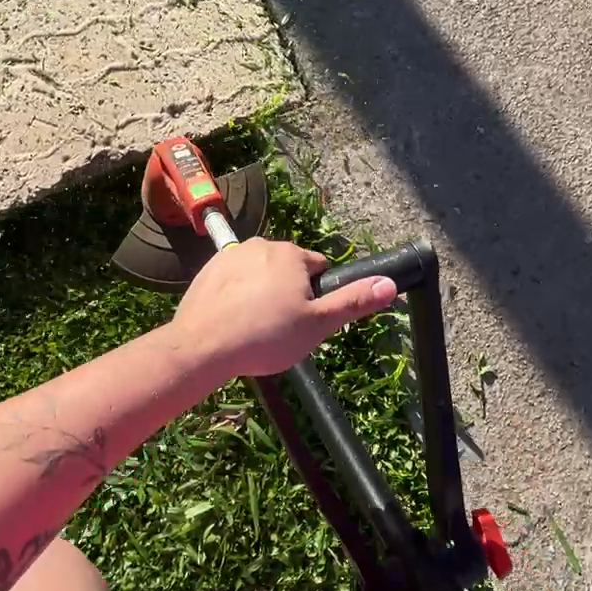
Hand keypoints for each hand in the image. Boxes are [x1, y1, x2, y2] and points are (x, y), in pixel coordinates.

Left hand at [171, 237, 398, 377]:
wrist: (202, 346)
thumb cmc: (265, 336)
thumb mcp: (318, 324)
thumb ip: (353, 302)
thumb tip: (389, 283)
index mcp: (291, 254)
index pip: (320, 268)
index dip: (318, 296)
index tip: (306, 320)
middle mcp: (262, 244)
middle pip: (288, 269)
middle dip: (290, 293)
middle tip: (282, 329)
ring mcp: (231, 255)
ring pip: (260, 274)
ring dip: (263, 294)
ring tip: (255, 329)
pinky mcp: (208, 270)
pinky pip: (234, 281)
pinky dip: (238, 296)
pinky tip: (234, 322)